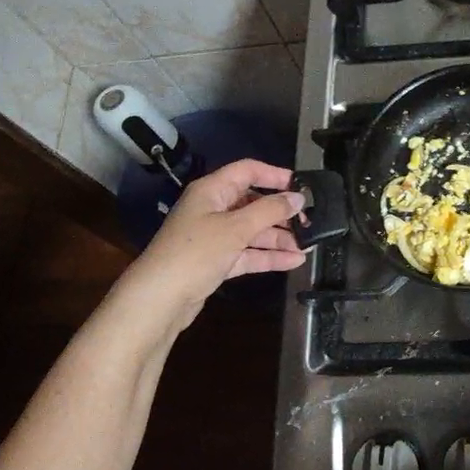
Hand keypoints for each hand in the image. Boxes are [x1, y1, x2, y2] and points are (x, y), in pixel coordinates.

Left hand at [123, 159, 305, 309]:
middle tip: (310, 223)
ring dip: (279, 238)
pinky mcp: (217, 261)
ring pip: (253, 231)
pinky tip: (294, 261)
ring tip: (308, 246)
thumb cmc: (196, 252)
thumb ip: (270, 210)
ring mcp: (215, 237)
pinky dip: (268, 256)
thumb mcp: (236, 227)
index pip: (247, 171)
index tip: (302, 187)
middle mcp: (213, 209)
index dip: (275, 175)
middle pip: (253, 203)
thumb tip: (298, 197)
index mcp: (212, 191)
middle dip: (281, 213)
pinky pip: (248, 253)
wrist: (160, 298)